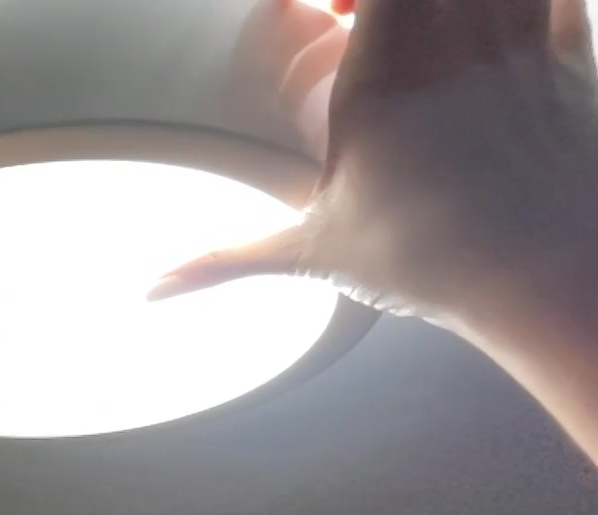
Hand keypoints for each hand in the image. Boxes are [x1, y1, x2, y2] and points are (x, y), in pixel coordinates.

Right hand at [153, 0, 597, 325]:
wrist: (556, 269)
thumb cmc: (435, 260)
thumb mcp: (310, 255)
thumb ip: (224, 262)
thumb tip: (155, 289)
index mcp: (383, 89)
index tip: (297, 5)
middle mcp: (456, 48)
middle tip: (342, 11)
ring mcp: (522, 40)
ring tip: (400, 21)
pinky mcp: (571, 49)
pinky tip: (475, 21)